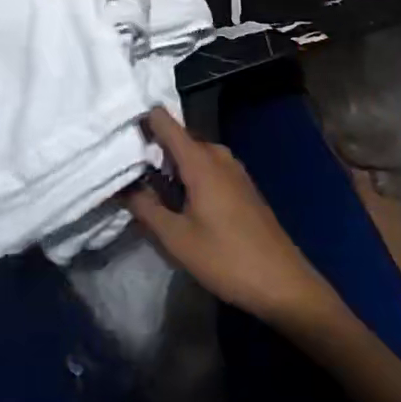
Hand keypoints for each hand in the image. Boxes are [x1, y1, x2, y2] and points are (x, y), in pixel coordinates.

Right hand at [125, 108, 334, 322]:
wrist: (281, 280)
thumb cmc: (226, 258)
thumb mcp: (177, 239)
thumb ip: (146, 209)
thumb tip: (123, 187)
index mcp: (201, 160)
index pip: (166, 122)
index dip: (142, 120)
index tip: (119, 131)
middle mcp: (218, 155)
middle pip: (179, 137)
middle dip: (153, 147)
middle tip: (125, 166)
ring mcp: (233, 169)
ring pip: (194, 154)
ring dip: (171, 164)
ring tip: (146, 183)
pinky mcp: (242, 185)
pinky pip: (208, 166)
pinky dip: (189, 174)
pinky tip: (178, 199)